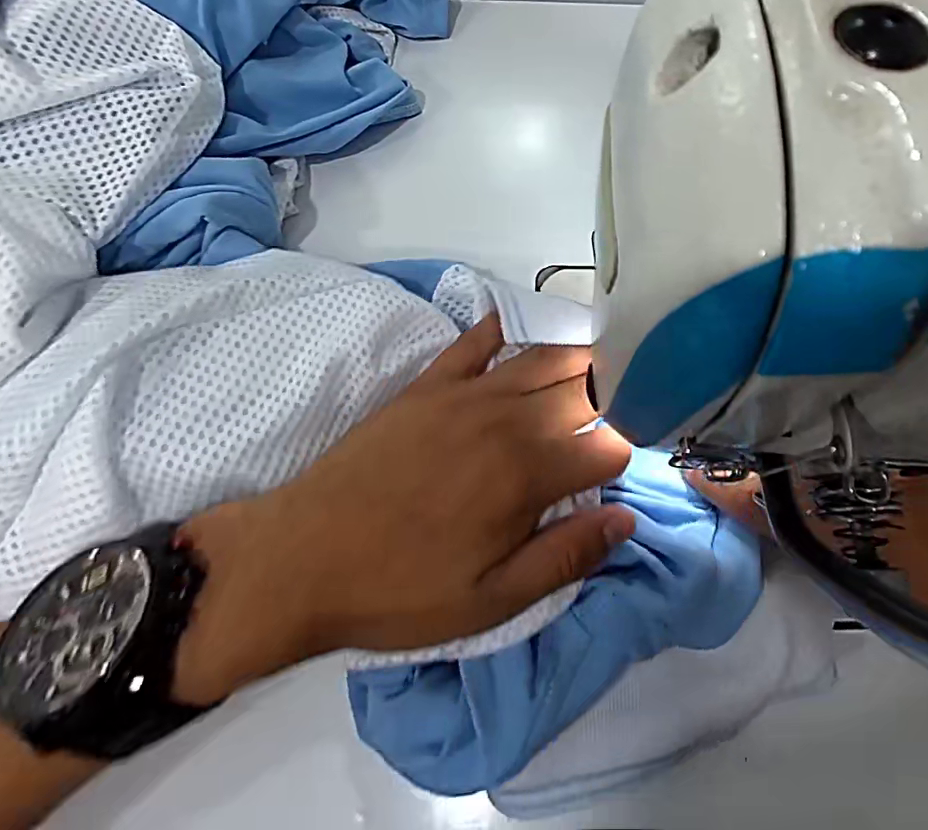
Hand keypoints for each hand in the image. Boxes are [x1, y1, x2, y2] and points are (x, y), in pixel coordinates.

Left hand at [172, 314, 635, 701]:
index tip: (621, 470)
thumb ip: (565, 557)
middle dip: (617, 397)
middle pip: (586, 389)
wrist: (300, 560)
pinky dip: (508, 327)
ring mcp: (467, 394)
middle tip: (622, 412)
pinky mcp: (430, 384)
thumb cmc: (401, 588)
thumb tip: (625, 517)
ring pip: (545, 356)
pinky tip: (524, 327)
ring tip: (597, 368)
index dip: (626, 456)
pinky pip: (479, 339)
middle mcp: (508, 421)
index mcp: (528, 476)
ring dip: (580, 357)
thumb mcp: (490, 601)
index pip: (608, 446)